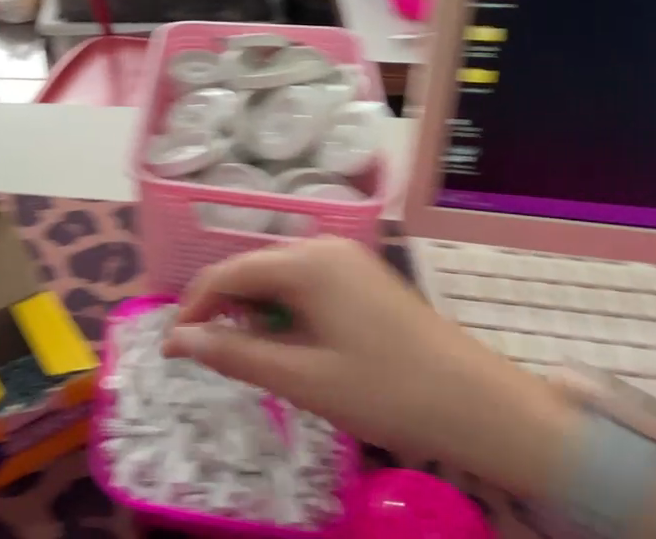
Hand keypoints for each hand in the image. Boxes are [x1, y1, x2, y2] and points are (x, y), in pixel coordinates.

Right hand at [163, 238, 578, 498]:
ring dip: (252, 312)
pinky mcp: (363, 278)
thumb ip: (232, 354)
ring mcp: (346, 259)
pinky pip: (304, 285)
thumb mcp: (301, 379)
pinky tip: (288, 345)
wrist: (483, 408)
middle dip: (221, 310)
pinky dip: (283, 312)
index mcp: (305, 262)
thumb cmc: (387, 392)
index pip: (226, 274)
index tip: (172, 349)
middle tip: (206, 357)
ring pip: (276, 278)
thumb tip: (176, 340)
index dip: (192, 309)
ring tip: (247, 355)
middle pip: (250, 270)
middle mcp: (322, 247)